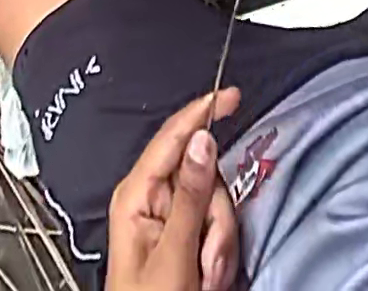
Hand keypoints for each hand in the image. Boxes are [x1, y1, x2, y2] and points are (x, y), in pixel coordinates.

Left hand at [106, 88, 242, 290]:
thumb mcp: (173, 256)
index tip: (230, 95)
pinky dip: (219, 251)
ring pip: (215, 200)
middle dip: (215, 214)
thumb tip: (203, 138)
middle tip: (208, 257)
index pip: (172, 135)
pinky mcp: (185, 235)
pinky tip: (207, 277)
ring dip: (218, 240)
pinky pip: (216, 224)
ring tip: (205, 276)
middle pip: (202, 172)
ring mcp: (170, 217)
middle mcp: (153, 197)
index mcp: (137, 192)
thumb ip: (191, 195)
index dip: (202, 111)